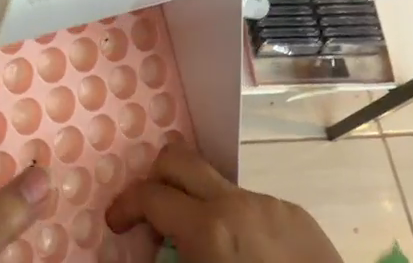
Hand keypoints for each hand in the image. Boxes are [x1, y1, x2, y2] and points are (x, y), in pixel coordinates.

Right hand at [107, 142, 341, 262]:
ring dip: (198, 207)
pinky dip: (235, 224)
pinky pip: (252, 206)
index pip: (150, 196)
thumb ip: (175, 261)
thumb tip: (155, 252)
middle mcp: (236, 202)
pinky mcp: (297, 215)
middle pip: (178, 160)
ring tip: (205, 254)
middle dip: (155, 180)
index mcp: (209, 228)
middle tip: (151, 218)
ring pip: (217, 185)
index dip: (125, 206)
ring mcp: (269, 204)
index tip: (115, 225)